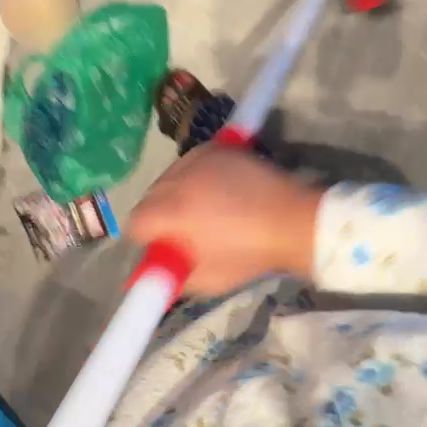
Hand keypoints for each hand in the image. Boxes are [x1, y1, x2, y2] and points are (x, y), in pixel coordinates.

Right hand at [127, 146, 322, 295]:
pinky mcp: (217, 148)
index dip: (147, 238)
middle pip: (150, 195)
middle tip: (183, 230)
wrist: (290, 220)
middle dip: (160, 214)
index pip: (136, 220)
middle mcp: (180, 179)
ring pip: (169, 176)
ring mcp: (199, 159)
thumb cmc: (250, 254)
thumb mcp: (207, 279)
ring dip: (176, 192)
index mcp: (174, 211)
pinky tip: (212, 188)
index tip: (163, 246)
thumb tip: (153, 274)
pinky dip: (193, 174)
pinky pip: (190, 161)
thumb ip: (172, 276)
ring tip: (202, 208)